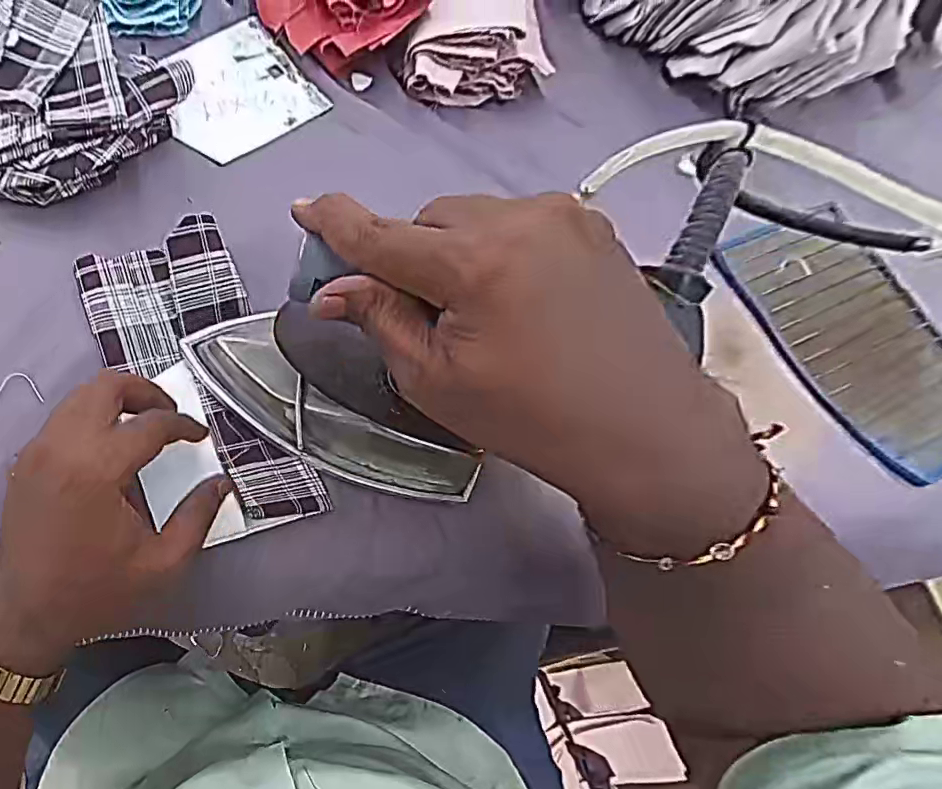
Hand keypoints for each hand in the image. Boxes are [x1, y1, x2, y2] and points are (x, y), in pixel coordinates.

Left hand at [0, 371, 231, 675]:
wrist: (27, 613)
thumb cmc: (94, 593)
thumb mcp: (162, 564)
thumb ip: (197, 517)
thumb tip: (220, 484)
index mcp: (96, 471)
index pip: (149, 423)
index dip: (183, 425)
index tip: (199, 435)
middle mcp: (61, 448)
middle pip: (106, 386)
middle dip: (146, 391)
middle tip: (170, 414)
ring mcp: (37, 452)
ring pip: (80, 396)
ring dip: (116, 402)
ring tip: (143, 428)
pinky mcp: (25, 462)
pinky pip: (62, 419)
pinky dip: (91, 418)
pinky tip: (110, 450)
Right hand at [291, 193, 766, 556]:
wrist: (637, 426)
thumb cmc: (526, 417)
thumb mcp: (434, 379)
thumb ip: (381, 320)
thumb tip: (333, 290)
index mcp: (477, 263)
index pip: (384, 235)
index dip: (336, 224)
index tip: (304, 209)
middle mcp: (522, 218)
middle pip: (428, 221)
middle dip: (407, 259)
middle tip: (412, 315)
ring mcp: (564, 215)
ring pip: (472, 218)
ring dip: (449, 254)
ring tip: (470, 315)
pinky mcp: (591, 225)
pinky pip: (514, 223)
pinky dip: (491, 251)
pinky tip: (508, 300)